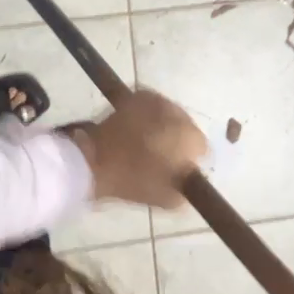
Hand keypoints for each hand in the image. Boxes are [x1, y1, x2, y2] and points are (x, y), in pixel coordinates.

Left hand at [69, 89, 206, 209]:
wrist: (92, 161)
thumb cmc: (131, 180)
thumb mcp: (165, 197)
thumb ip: (185, 188)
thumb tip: (190, 180)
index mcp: (186, 134)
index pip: (202, 145)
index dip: (194, 159)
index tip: (183, 170)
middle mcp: (175, 111)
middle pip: (188, 126)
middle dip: (182, 140)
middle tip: (168, 157)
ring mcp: (155, 99)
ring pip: (172, 114)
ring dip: (168, 127)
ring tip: (154, 143)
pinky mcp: (136, 96)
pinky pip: (155, 105)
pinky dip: (154, 116)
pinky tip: (145, 129)